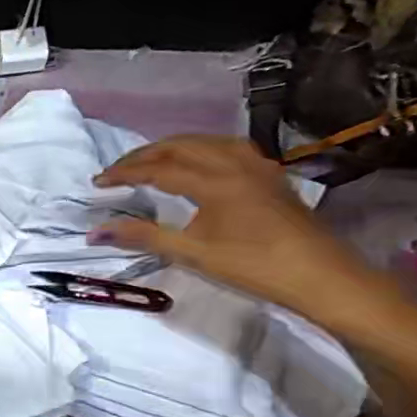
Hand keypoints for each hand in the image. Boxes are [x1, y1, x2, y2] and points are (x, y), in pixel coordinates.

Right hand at [93, 136, 391, 327]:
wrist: (320, 276)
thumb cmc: (252, 265)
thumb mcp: (192, 253)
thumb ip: (142, 236)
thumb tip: (95, 232)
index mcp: (215, 182)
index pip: (158, 168)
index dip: (124, 173)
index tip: (97, 183)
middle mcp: (235, 164)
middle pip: (181, 145)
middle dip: (144, 154)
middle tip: (116, 170)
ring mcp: (257, 166)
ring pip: (206, 141)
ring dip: (172, 147)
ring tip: (148, 162)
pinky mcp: (269, 174)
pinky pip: (227, 148)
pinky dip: (200, 149)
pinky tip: (196, 162)